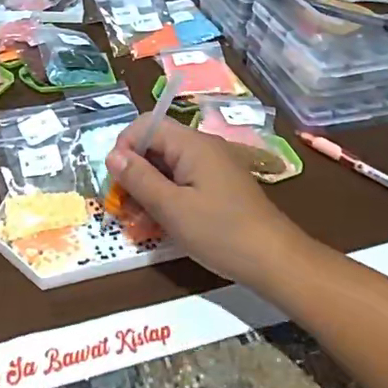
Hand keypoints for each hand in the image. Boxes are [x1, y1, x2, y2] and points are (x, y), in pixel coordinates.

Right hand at [106, 115, 314, 286]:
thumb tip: (112, 155)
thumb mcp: (172, 208)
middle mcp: (202, 147)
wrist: (276, 261)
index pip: (145, 126)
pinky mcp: (219, 186)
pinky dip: (167, 199)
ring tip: (138, 224)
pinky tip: (160, 225)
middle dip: (133, 174)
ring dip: (148, 191)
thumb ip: (139, 178)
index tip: (117, 183)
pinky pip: (183, 182)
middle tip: (123, 209)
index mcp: (191, 143)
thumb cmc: (221, 232)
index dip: (124, 149)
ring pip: (167, 167)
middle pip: (155, 146)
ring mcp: (212, 167)